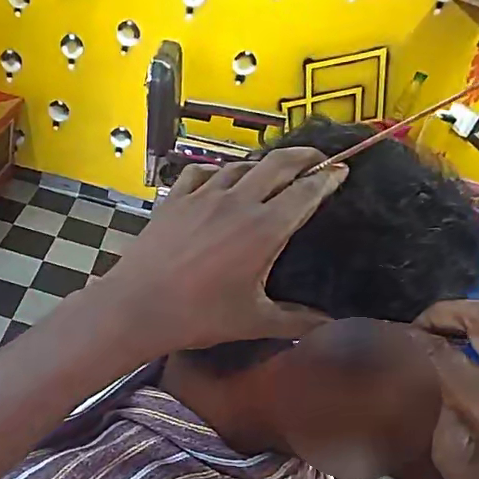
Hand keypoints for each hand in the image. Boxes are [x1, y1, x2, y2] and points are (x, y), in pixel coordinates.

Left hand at [91, 148, 346, 352]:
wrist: (137, 306)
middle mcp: (236, 202)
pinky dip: (216, 170)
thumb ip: (296, 320)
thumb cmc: (198, 316)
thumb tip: (327, 322)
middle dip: (304, 156)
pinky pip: (199, 172)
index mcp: (265, 228)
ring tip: (271, 169)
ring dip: (261, 163)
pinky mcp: (174, 200)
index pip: (307, 190)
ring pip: (239, 165)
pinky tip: (218, 177)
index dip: (328, 177)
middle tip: (317, 158)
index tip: (341, 170)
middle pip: (278, 163)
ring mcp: (201, 196)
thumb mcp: (253, 322)